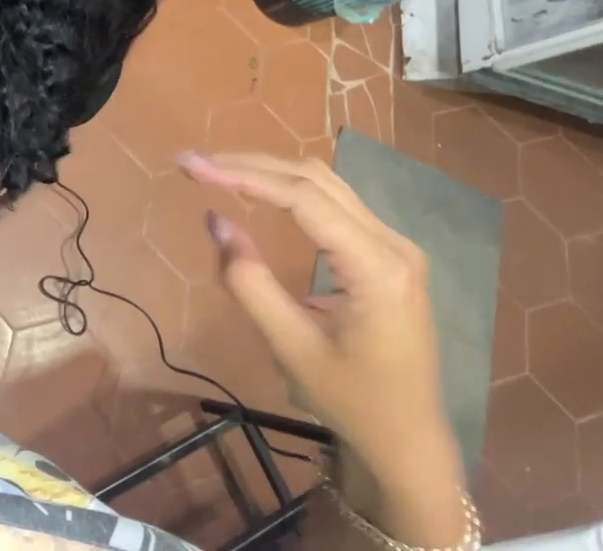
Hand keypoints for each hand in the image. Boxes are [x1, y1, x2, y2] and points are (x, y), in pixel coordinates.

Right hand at [184, 152, 468, 545]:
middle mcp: (394, 244)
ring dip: (268, 172)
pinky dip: (288, 190)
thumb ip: (249, 281)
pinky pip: (334, 204)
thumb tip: (215, 220)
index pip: (302, 199)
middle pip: (314, 180)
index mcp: (377, 268)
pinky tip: (256, 190)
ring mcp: (396, 246)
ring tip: (216, 170)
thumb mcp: (291, 346)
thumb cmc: (352, 399)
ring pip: (324, 185)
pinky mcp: (386, 254)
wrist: (409, 439)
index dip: (243, 176)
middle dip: (250, 165)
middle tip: (195, 164)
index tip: (194, 167)